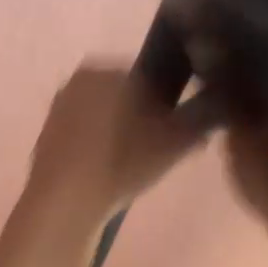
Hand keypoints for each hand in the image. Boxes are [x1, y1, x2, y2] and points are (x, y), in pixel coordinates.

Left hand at [25, 65, 203, 225]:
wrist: (67, 200)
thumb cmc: (124, 162)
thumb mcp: (178, 141)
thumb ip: (203, 118)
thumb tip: (219, 106)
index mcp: (110, 67)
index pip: (153, 75)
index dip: (171, 103)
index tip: (179, 129)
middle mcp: (81, 77)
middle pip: (127, 94)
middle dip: (145, 116)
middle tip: (161, 149)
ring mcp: (60, 105)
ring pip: (106, 115)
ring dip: (122, 132)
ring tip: (138, 164)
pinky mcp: (48, 134)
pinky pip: (86, 134)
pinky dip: (101, 146)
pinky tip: (112, 171)